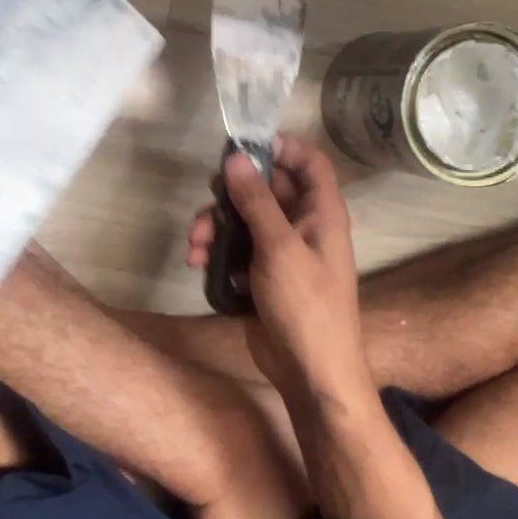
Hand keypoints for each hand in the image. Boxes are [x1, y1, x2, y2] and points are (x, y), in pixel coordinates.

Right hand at [188, 136, 371, 408]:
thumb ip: (256, 201)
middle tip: (209, 194)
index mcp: (322, 212)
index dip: (282, 146)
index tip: (244, 146)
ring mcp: (281, 250)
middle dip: (233, 190)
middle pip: (268, 187)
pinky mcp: (261, 274)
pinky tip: (197, 262)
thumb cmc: (306, 305)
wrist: (311, 372)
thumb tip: (235, 158)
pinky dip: (215, 250)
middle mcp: (303, 225)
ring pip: (245, 218)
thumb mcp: (279, 248)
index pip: (309, 161)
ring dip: (216, 224)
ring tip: (195, 243)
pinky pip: (236, 247)